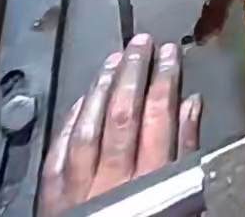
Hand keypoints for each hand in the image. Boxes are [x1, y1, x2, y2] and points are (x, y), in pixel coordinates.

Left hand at [39, 34, 202, 216]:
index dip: (164, 78)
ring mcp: (79, 195)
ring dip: (102, 89)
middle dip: (133, 73)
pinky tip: (82, 100)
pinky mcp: (52, 206)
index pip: (158, 115)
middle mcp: (113, 184)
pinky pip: (57, 158)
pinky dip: (71, 124)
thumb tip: (192, 103)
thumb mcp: (186, 198)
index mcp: (150, 179)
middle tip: (140, 44)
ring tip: (114, 60)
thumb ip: (186, 148)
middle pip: (122, 116)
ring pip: (88, 130)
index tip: (169, 52)